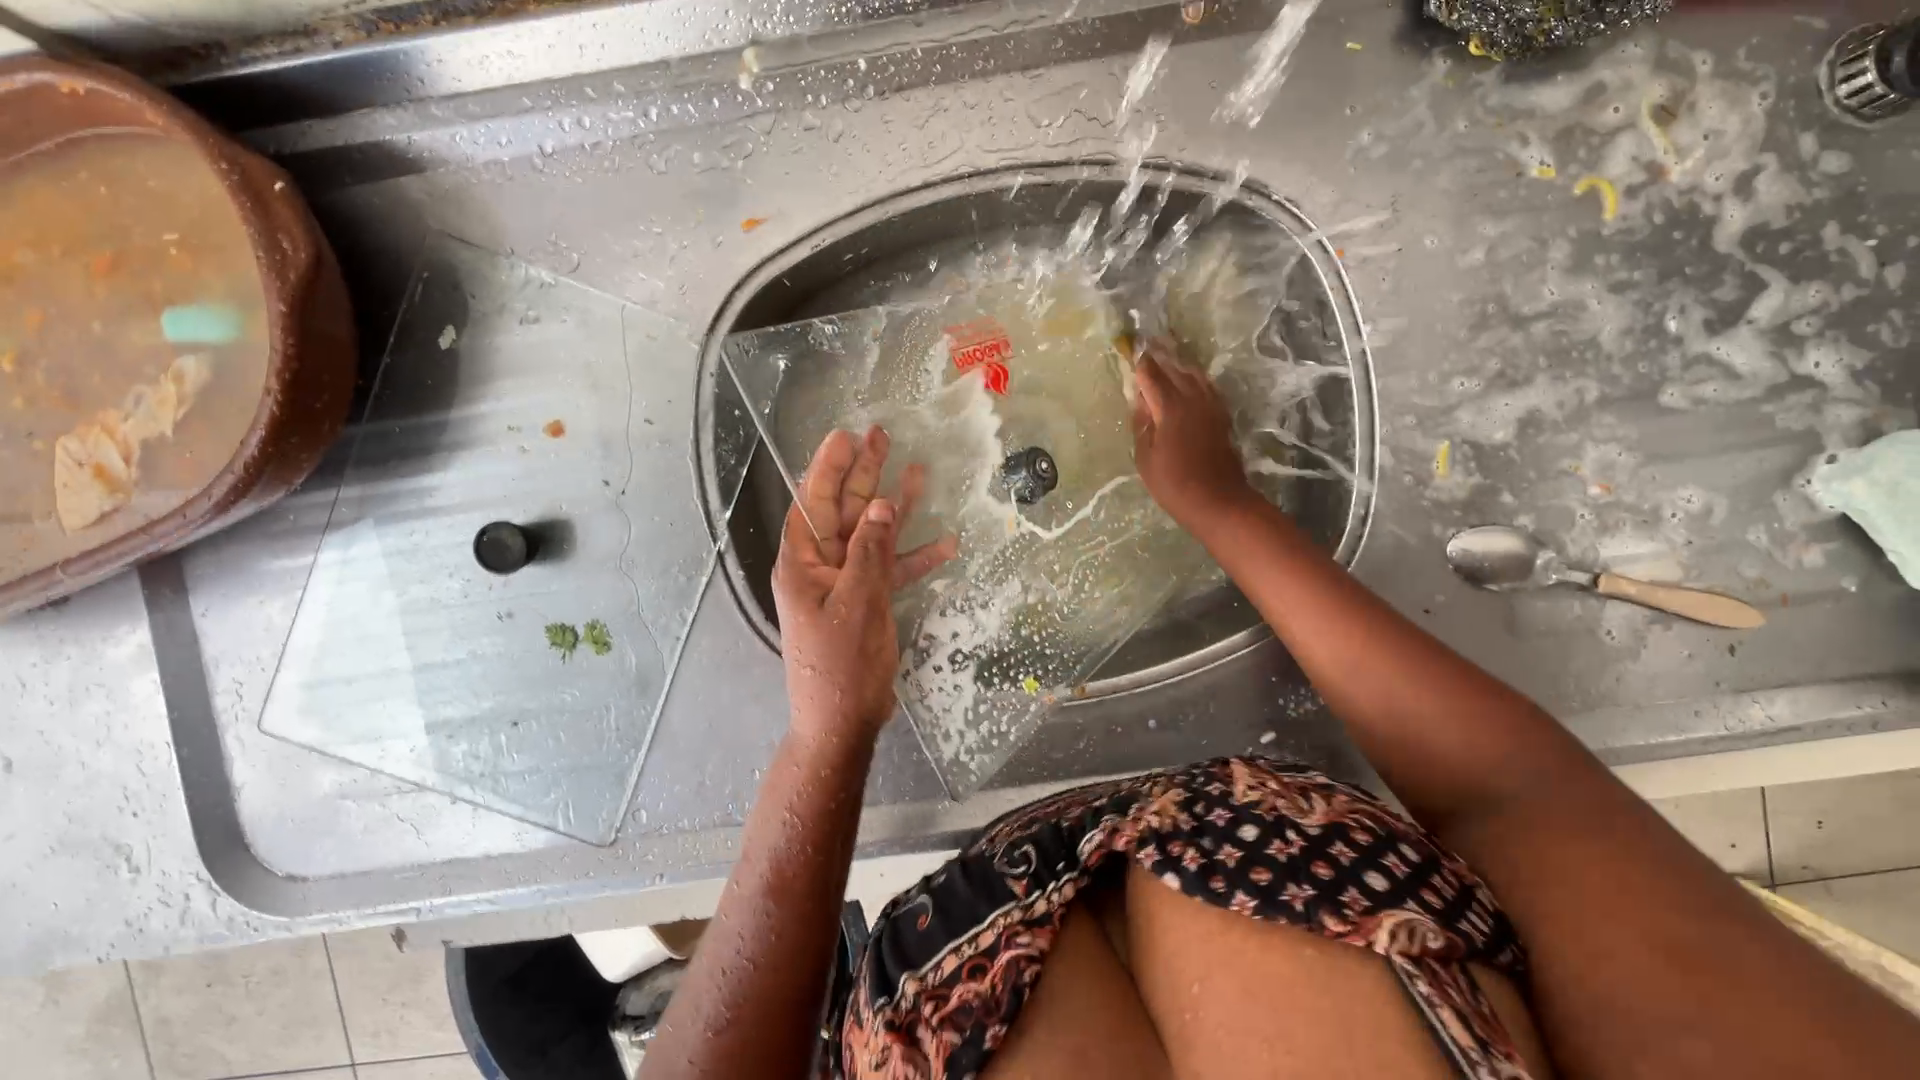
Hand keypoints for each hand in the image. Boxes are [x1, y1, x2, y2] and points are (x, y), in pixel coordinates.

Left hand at [772, 426, 957, 743]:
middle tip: (882, 436)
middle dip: (865, 475)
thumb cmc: (840, 665)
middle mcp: (821, 566)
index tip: (845, 435)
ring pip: (873, 536)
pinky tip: (944, 545)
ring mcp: (846, 584)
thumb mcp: (857, 603)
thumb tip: (883, 506)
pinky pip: (891, 571)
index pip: (814, 502)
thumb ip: (871, 552)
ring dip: (896, 509)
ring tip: (920, 472)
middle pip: (844, 510)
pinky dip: (914, 558)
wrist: (842, 721)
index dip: (829, 467)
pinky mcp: (867, 602)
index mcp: (803, 563)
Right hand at [1132, 340, 1257, 529]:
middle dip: (1160, 357)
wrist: (1218, 501)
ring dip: (1179, 364)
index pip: (1152, 376)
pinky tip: (1189, 380)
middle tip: (1147, 344)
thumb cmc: (1174, 484)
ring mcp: (1211, 406)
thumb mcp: (1145, 458)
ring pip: (1194, 375)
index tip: (1131, 349)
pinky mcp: (1221, 416)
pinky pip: (1206, 387)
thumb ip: (1142, 424)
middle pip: (1175, 369)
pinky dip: (1194, 378)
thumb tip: (1141, 401)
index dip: (1141, 363)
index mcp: (1170, 407)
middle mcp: (1193, 399)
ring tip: (1166, 357)